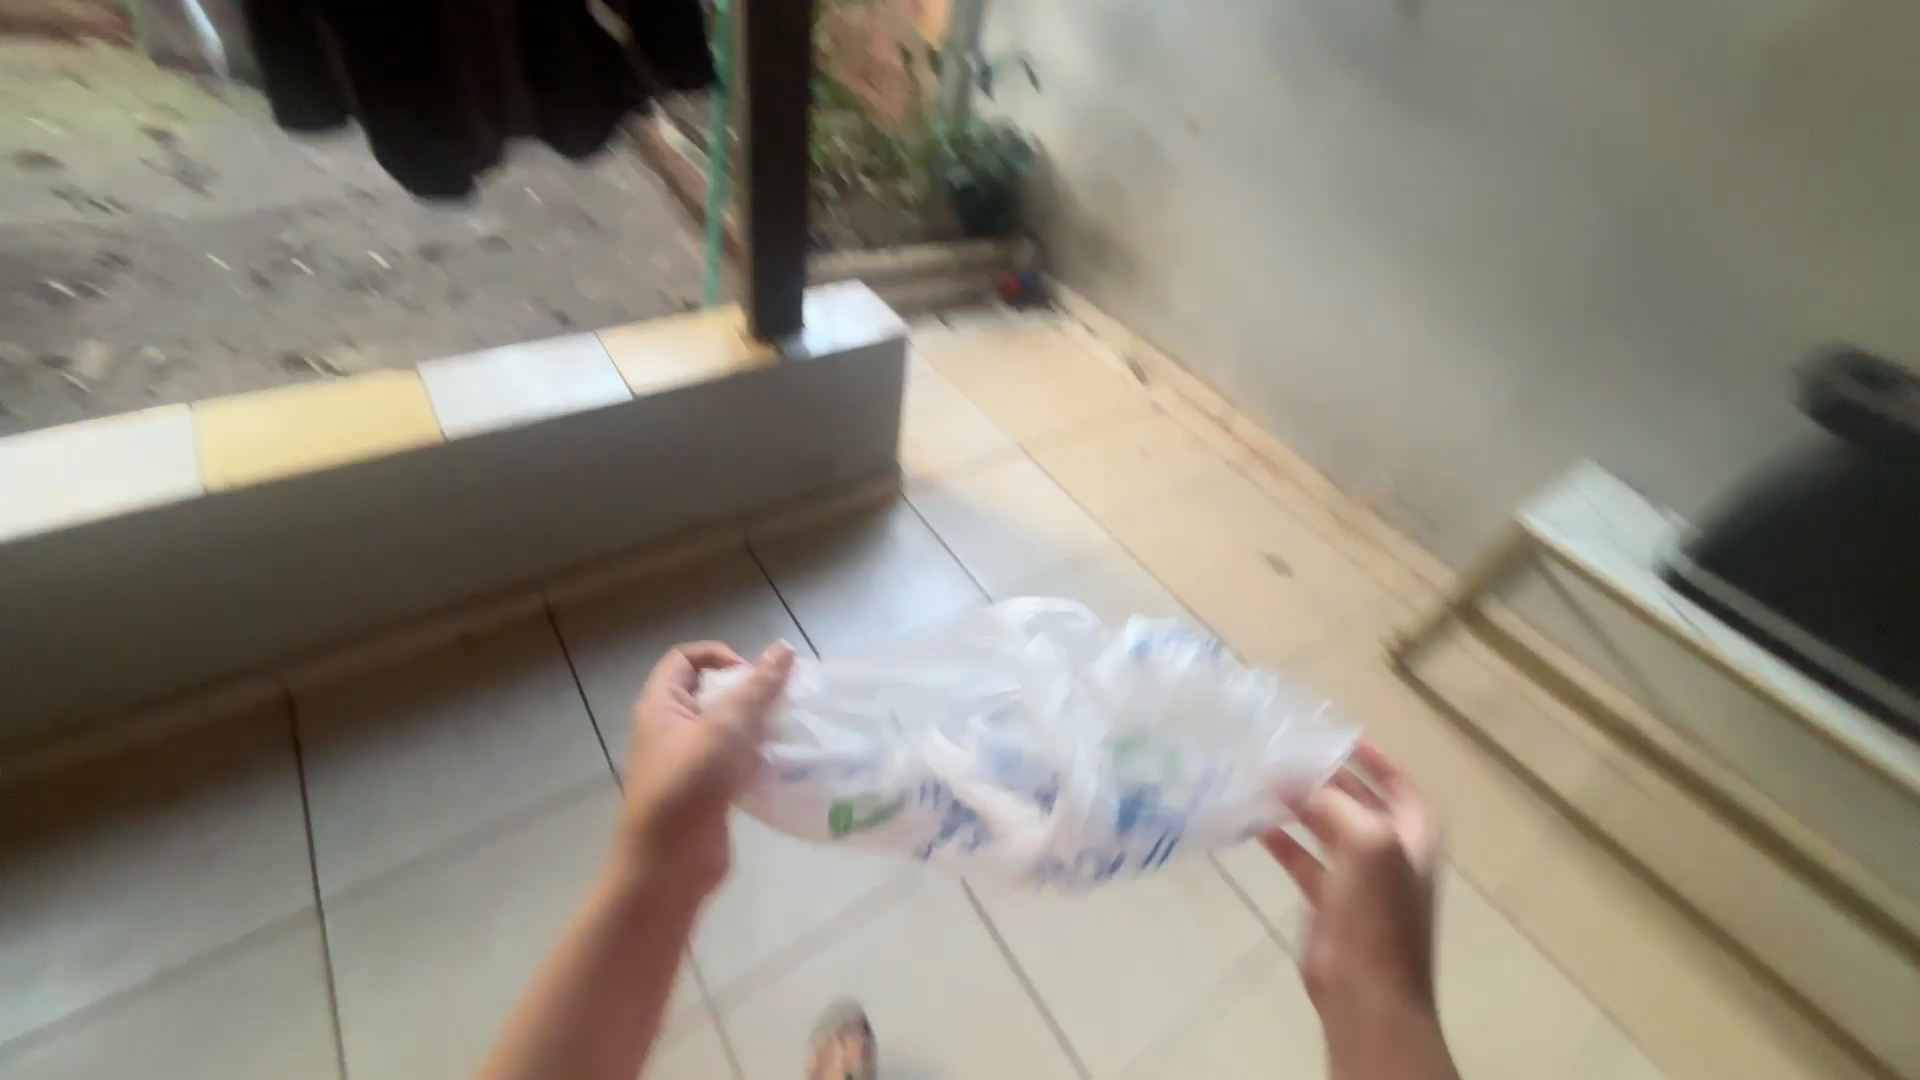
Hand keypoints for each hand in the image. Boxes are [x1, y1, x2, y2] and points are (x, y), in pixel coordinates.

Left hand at [615, 641, 795, 898]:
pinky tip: (783, 762)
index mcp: (661, 705)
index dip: (719, 655)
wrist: (668, 865)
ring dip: (758, 725)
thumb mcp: (727, 726)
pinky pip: (735, 759)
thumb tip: (783, 648)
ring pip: (727, 727)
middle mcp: (670, 728)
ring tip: (788, 729)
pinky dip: (757, 756)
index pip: (686, 658)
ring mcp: (688, 761)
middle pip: (711, 692)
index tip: (752, 674)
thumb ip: (758, 686)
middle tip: (781, 700)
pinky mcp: (706, 789)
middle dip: (749, 691)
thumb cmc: (690, 784)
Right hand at [1261, 740, 1452, 1077]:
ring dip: (1298, 805)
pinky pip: (1302, 859)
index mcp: (1412, 837)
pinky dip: (1280, 841)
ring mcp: (1358, 879)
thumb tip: (1289, 774)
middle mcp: (1388, 852)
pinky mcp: (1328, 901)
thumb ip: (1331, 802)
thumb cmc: (1378, 914)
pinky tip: (1253, 825)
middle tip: (1285, 753)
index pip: (1400, 786)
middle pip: (1358, 802)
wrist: (1367, 993)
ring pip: (1326, 828)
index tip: (1341, 737)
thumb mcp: (1366, 843)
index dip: (1377, 760)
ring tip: (1263, 782)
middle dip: (1326, 778)